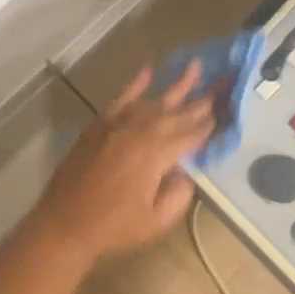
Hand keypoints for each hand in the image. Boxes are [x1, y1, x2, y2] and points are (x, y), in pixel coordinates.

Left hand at [24, 62, 214, 260]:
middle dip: (203, 97)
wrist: (64, 225)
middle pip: (178, 111)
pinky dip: (136, 84)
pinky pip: (121, 99)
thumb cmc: (114, 227)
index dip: (211, 122)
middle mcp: (140, 132)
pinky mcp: (100, 126)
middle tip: (225, 78)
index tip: (230, 107)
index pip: (193, 133)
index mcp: (158, 154)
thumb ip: (180, 193)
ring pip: (154, 101)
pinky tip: (149, 70)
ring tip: (196, 66)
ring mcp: (118, 125)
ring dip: (177, 84)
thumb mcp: (158, 220)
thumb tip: (185, 171)